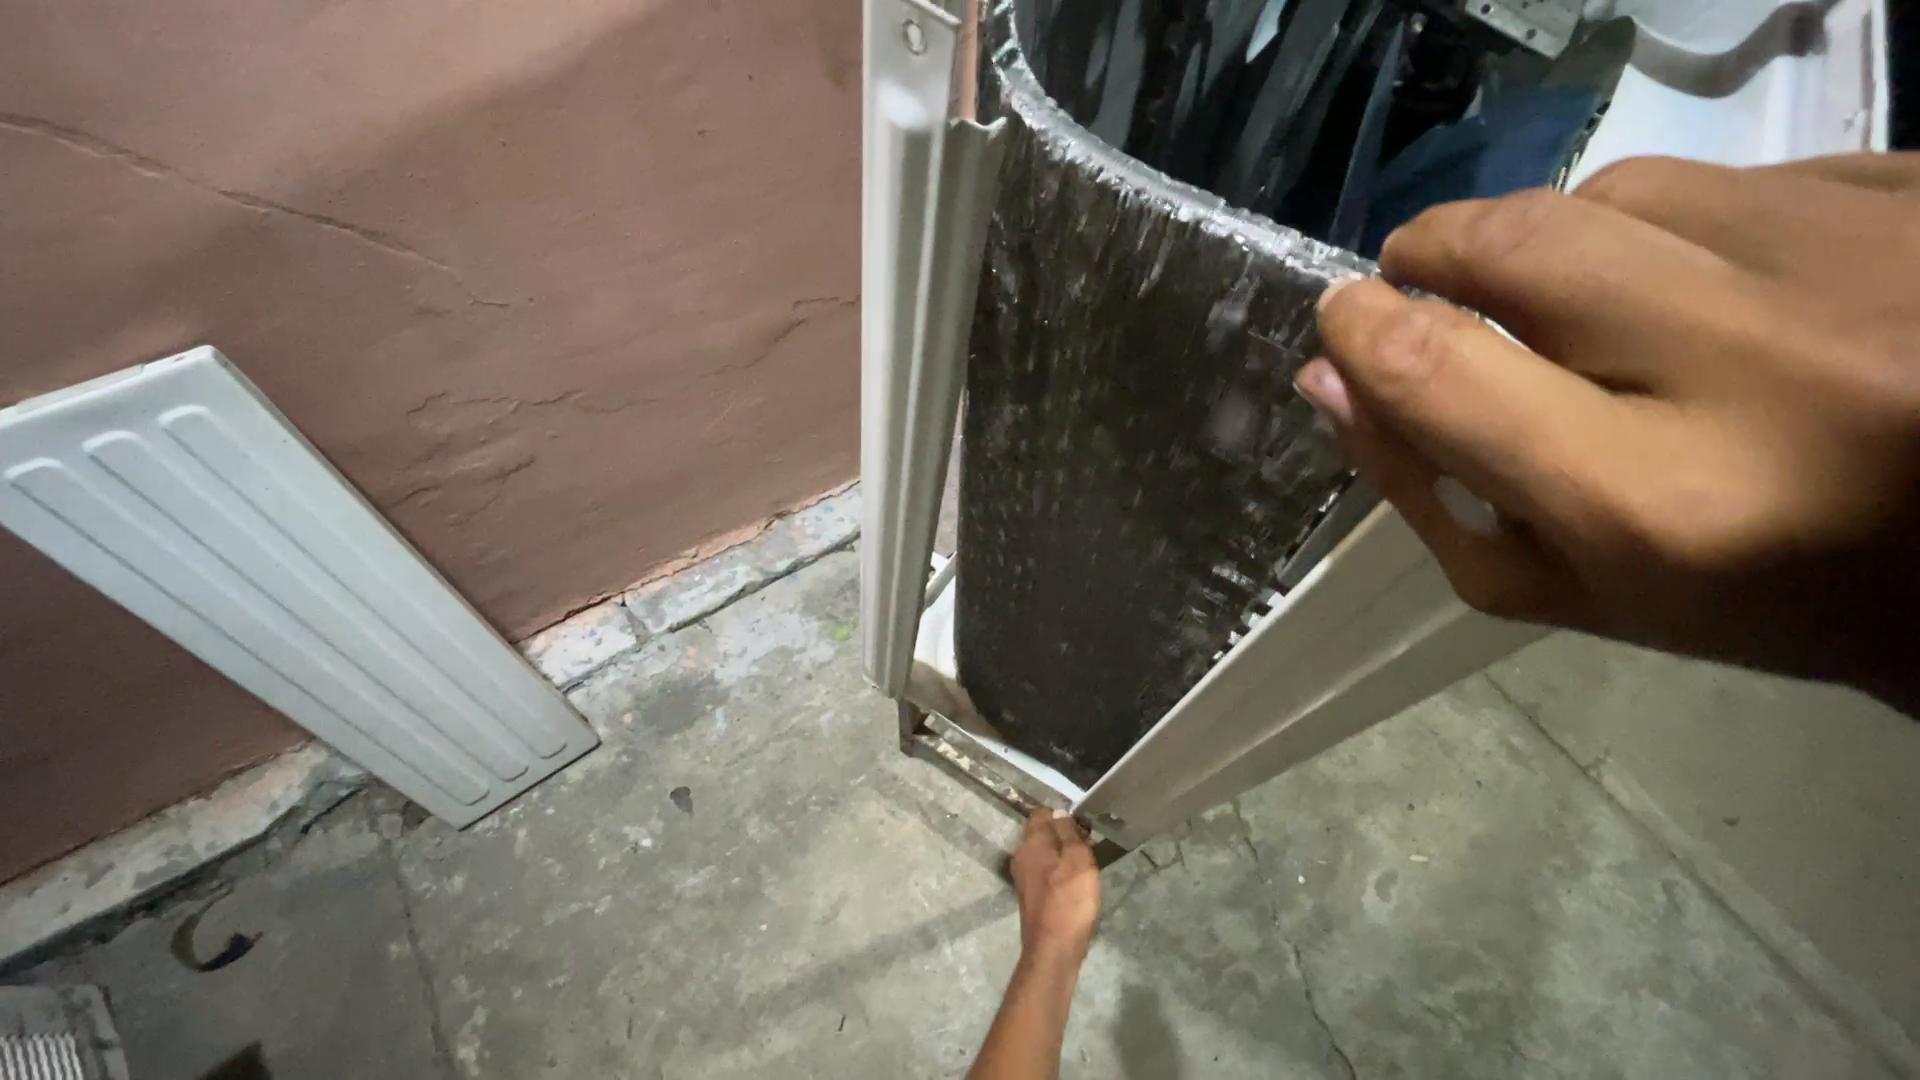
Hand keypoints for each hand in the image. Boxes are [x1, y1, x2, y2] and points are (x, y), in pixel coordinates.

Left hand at [1010, 809, 1101, 960]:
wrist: (1053, 950)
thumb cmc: (1069, 901)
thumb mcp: (1078, 860)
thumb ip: (1068, 832)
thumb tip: (1060, 812)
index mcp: (1030, 843)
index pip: (1042, 814)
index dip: (1063, 815)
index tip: (1084, 825)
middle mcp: (1021, 856)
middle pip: (1042, 834)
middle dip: (1064, 836)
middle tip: (1089, 845)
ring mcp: (1024, 878)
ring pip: (1045, 854)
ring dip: (1063, 856)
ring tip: (1086, 865)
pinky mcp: (1030, 896)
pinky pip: (1045, 873)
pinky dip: (1059, 873)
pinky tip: (1075, 885)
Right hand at [1298, 154, 1919, 709]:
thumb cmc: (1736, 594)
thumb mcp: (1549, 580)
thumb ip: (1419, 485)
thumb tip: (1328, 377)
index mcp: (1651, 502)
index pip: (1439, 368)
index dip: (1361, 326)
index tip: (1344, 317)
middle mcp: (1761, 368)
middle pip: (1517, 243)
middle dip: (1431, 249)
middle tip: (1418, 277)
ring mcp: (1868, 257)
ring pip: (1615, 191)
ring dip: (1550, 238)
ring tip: (1576, 298)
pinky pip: (1730, 175)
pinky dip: (1667, 225)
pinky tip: (1704, 285)